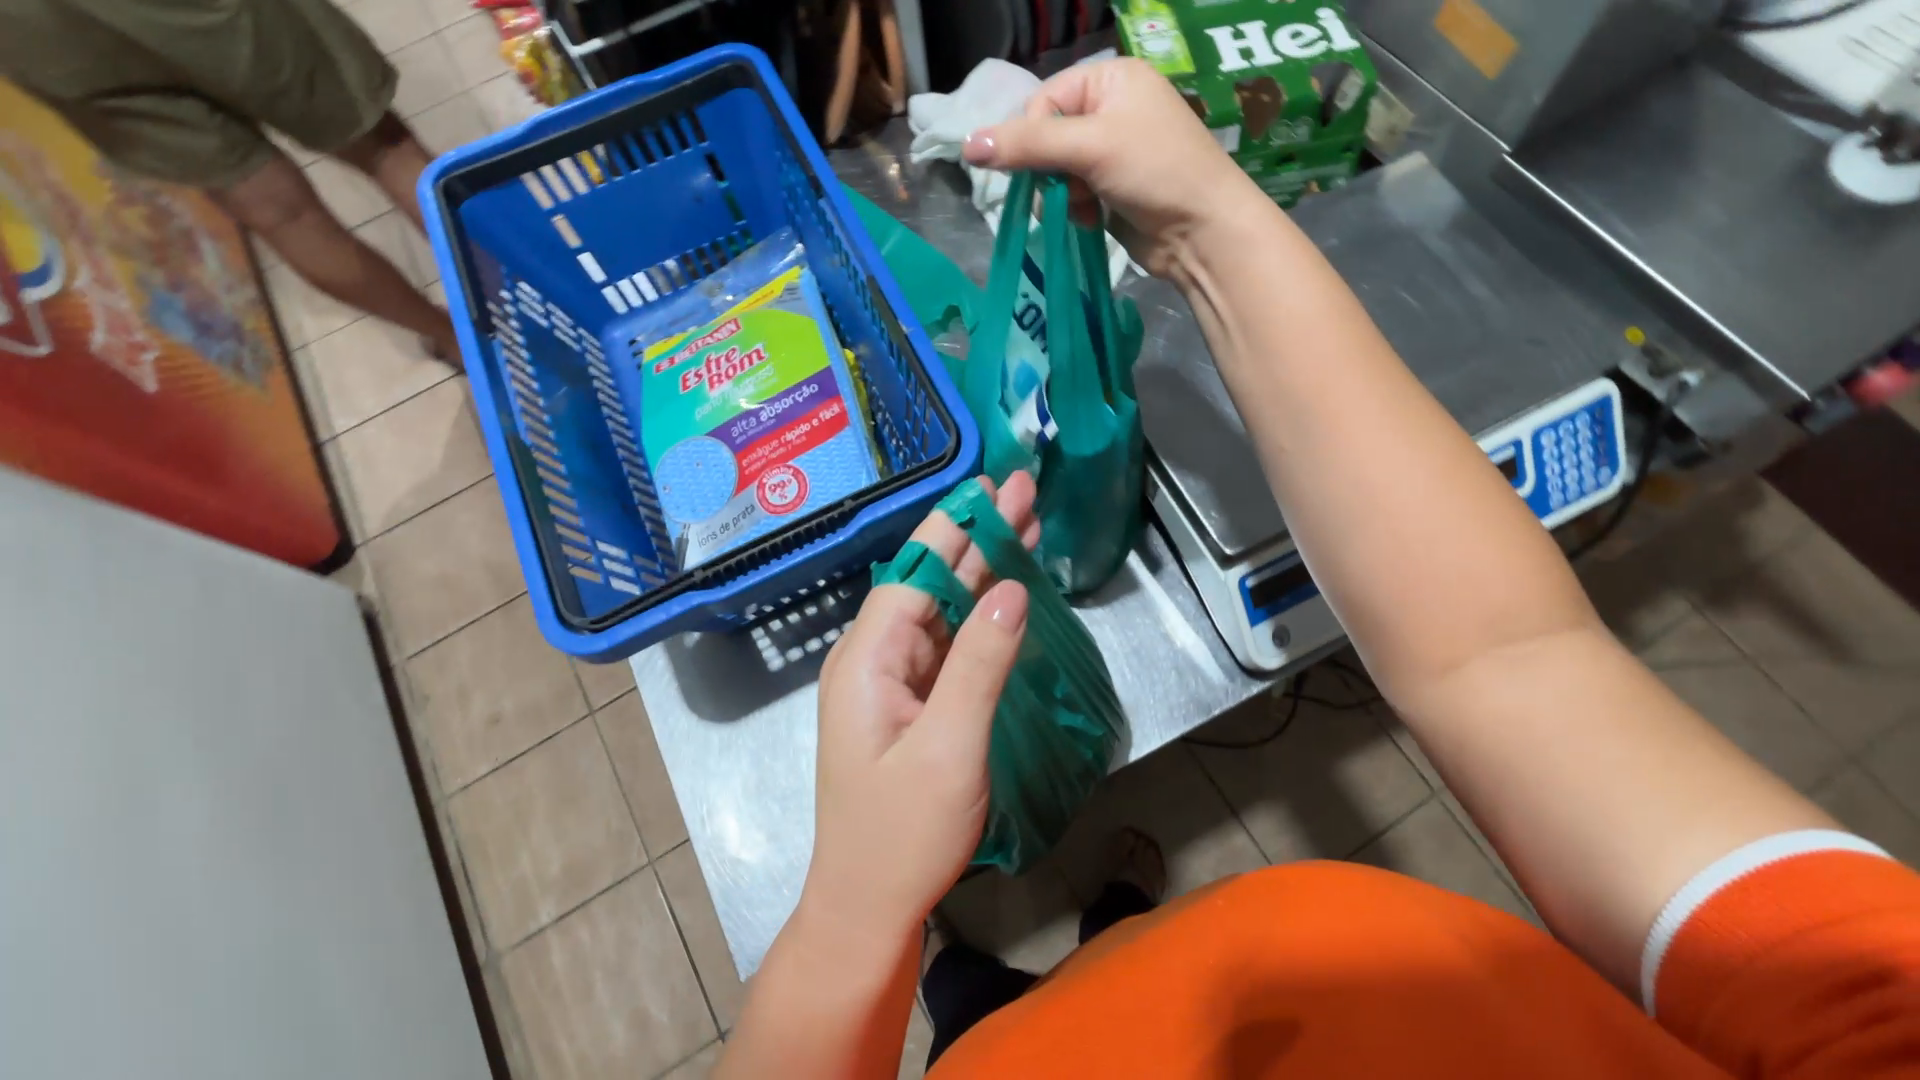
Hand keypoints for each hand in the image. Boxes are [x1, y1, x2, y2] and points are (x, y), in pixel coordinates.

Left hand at [805, 472, 1040, 934]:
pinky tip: (1008, 592)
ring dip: (981, 570)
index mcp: (866, 660)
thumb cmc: (902, 833)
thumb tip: (1011, 589)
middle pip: (929, 583)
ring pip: (941, 611)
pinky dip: (980, 616)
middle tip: (1023, 491)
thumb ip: (980, 665)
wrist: (868, 905)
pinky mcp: (910, 705)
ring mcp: (891, 683)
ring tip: (1025, 524)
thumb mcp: (948, 747)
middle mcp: (872, 660)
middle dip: (975, 537)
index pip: (913, 573)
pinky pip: (947, 646)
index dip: (954, 527)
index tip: (992, 485)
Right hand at [961, 57, 1260, 276]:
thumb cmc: (1155, 172)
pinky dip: (1076, 209)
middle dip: (1049, 170)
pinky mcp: (1113, 187)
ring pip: (1055, 170)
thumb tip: (968, 147)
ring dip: (1062, 195)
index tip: (1041, 168)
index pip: (1043, 101)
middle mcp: (1112, 108)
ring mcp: (1114, 150)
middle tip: (1066, 191)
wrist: (1203, 232)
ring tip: (1085, 208)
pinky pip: (1073, 194)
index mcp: (1111, 78)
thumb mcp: (1090, 148)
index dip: (1034, 137)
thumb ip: (1028, 145)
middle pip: (1047, 136)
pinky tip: (1093, 219)